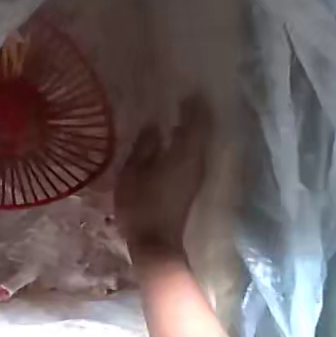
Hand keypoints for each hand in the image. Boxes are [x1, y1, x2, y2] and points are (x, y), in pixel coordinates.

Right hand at [117, 95, 212, 265]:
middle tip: (184, 99)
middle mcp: (197, 162)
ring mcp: (196, 176)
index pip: (196, 121)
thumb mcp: (133, 173)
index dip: (193, 105)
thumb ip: (144, 146)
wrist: (157, 246)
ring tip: (179, 117)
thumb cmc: (141, 207)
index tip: (188, 90)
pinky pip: (194, 156)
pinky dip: (188, 145)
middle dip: (195, 115)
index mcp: (184, 153)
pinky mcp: (191, 188)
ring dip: (193, 130)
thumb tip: (153, 126)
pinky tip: (175, 143)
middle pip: (202, 132)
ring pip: (200, 145)